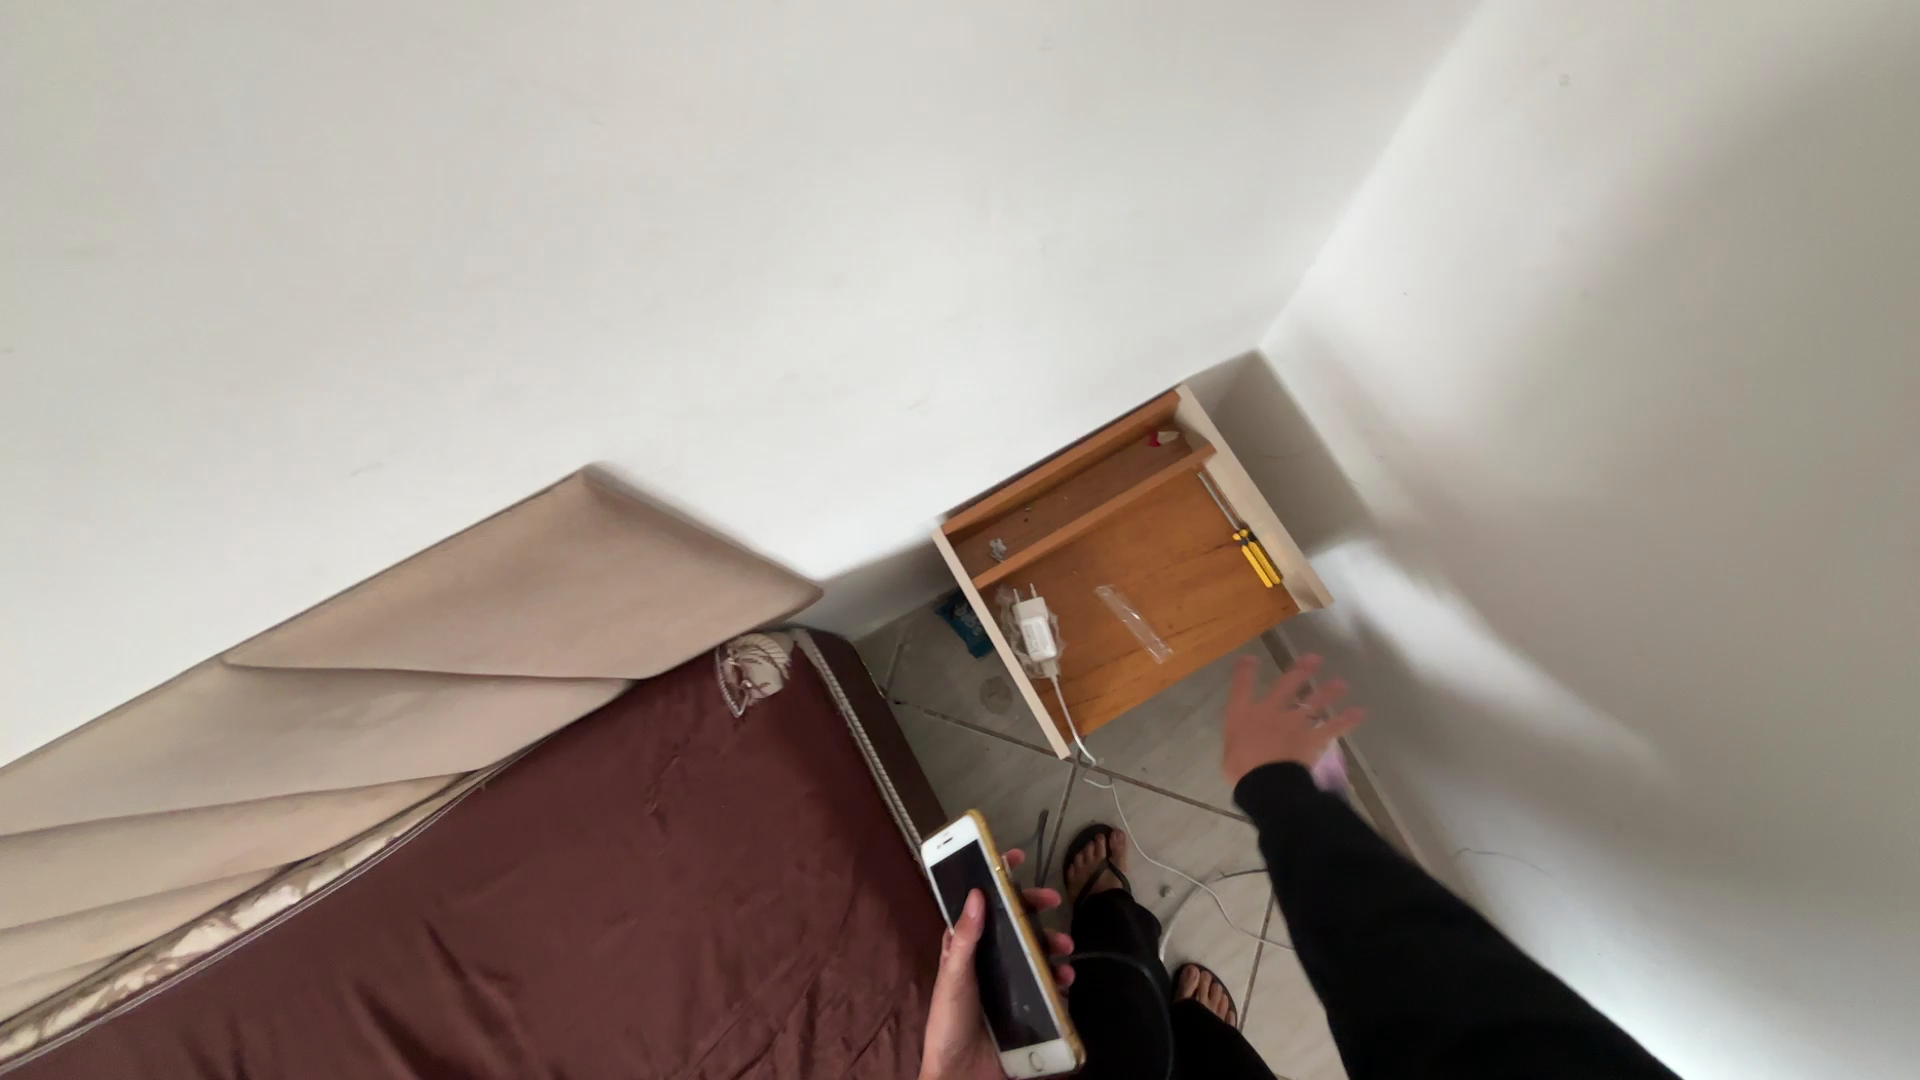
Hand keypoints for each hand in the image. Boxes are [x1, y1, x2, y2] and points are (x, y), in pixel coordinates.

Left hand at [920, 848, 1074, 1079]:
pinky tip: (1066, 978)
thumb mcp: (954, 978)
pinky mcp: (1024, 1005)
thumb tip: (976, 893)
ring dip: (1052, 942)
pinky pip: (1047, 984)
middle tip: (1052, 899)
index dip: (995, 876)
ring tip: (1066, 947)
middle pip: (1014, 920)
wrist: (961, 1078)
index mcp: (967, 945)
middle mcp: (989, 957)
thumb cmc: (948, 1023)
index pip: (981, 902)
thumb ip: (964, 939)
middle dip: (1033, 906)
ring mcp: (1008, 980)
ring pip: (1034, 949)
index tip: (1014, 855)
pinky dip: (1060, 978)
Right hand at [1221, 653, 1363, 787]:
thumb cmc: (1240, 768)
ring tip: (1340, 683)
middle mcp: (1270, 712)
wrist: (1267, 781)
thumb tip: (1248, 745)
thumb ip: (1241, 744)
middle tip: (1315, 659)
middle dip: (1300, 671)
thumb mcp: (1232, 754)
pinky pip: (1333, 727)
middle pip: (1286, 686)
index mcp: (1243, 715)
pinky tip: (1359, 713)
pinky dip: (1347, 720)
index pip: (1242, 687)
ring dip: (1328, 692)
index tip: (1250, 658)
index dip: (1245, 671)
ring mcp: (1294, 724)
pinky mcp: (1313, 738)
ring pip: (1313, 703)